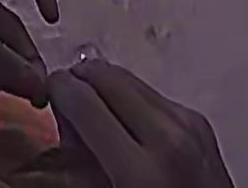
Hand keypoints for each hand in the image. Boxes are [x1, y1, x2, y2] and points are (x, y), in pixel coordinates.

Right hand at [47, 60, 234, 187]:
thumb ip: (78, 163)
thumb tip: (63, 115)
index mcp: (140, 174)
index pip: (81, 99)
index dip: (56, 89)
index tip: (48, 96)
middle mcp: (167, 138)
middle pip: (103, 74)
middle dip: (78, 81)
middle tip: (69, 107)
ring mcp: (188, 125)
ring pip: (124, 75)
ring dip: (103, 87)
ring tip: (97, 117)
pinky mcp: (199, 121)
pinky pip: (148, 90)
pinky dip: (128, 98)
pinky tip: (127, 126)